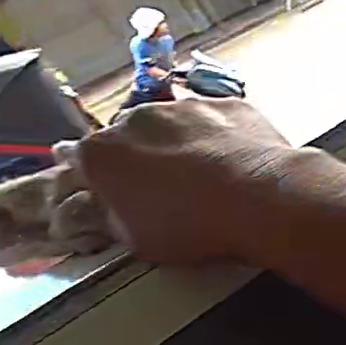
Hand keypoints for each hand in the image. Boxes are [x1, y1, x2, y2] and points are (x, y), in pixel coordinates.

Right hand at [68, 99, 296, 265]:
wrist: (265, 199)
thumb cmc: (197, 226)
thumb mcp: (138, 240)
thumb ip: (112, 216)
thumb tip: (107, 208)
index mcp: (102, 153)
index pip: (81, 158)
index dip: (99, 173)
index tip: (114, 184)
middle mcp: (137, 119)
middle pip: (131, 135)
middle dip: (144, 156)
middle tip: (171, 184)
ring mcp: (186, 107)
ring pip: (176, 123)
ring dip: (185, 142)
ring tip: (212, 173)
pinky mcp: (230, 105)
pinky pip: (219, 119)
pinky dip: (225, 136)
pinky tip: (242, 160)